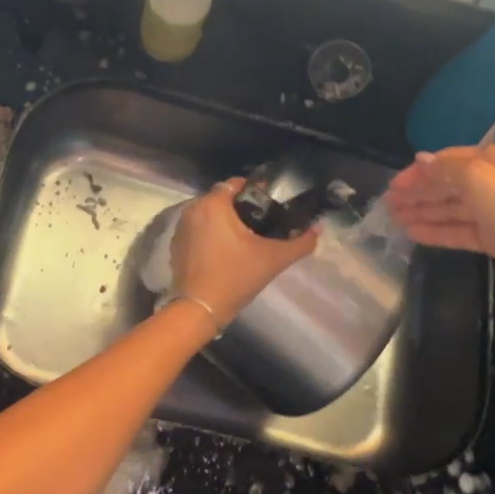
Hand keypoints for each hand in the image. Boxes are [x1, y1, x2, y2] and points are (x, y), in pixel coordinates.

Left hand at [169, 178, 317, 326]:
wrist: (199, 309)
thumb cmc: (235, 278)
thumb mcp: (273, 259)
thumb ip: (300, 242)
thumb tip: (318, 230)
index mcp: (213, 204)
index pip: (236, 184)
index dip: (255, 191)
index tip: (270, 205)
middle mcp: (193, 209)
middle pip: (222, 199)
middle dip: (241, 208)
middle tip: (263, 223)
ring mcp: (181, 227)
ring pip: (209, 214)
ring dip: (225, 221)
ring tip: (246, 237)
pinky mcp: (176, 244)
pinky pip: (198, 229)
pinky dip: (211, 234)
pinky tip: (225, 251)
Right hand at [383, 146, 494, 298]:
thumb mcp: (476, 177)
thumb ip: (445, 168)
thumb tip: (421, 159)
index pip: (453, 159)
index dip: (422, 170)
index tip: (395, 183)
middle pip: (451, 184)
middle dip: (420, 192)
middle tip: (389, 203)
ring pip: (453, 209)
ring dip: (424, 212)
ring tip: (394, 219)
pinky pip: (460, 230)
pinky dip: (437, 230)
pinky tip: (413, 233)